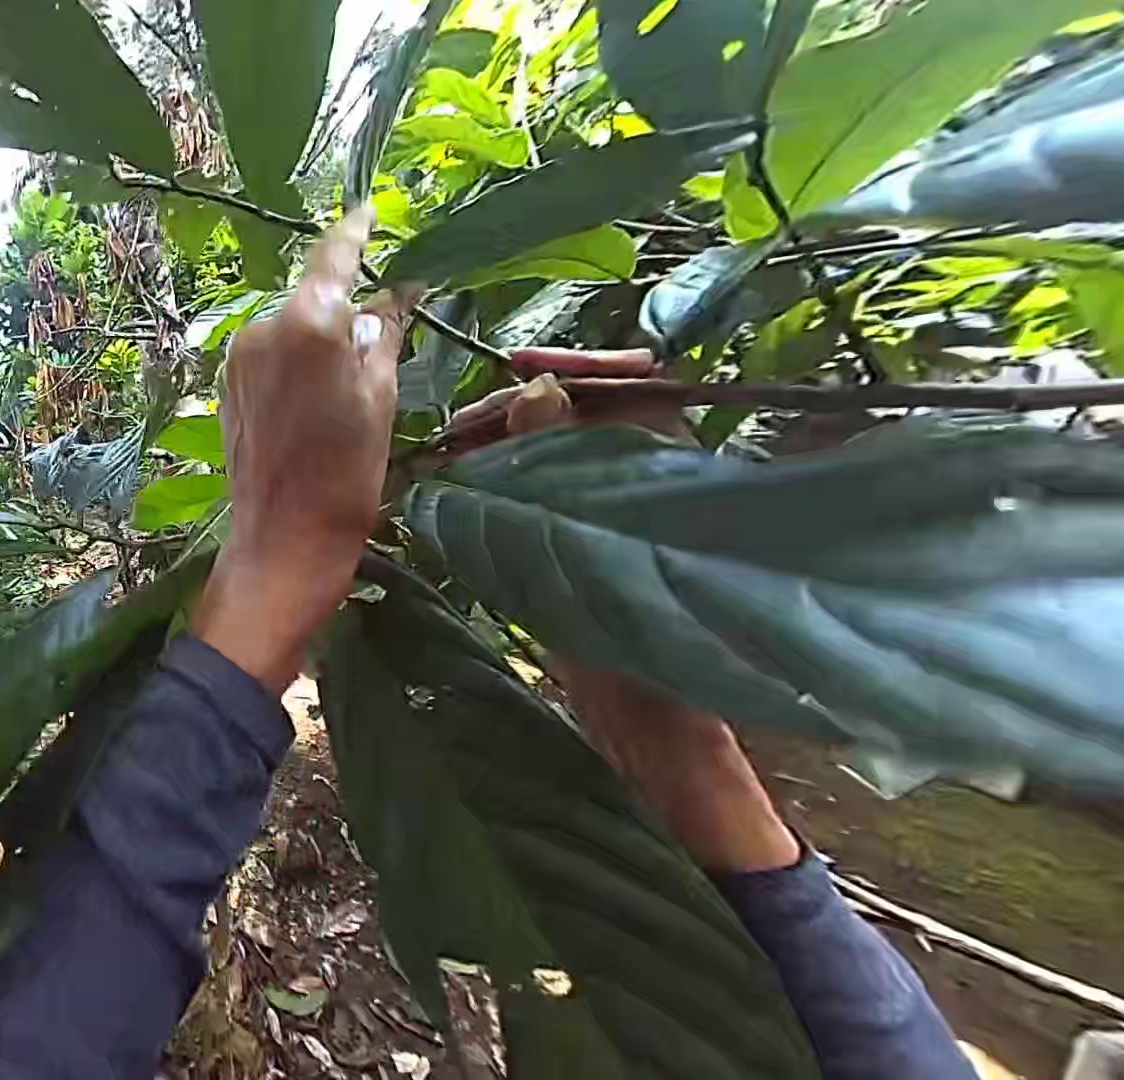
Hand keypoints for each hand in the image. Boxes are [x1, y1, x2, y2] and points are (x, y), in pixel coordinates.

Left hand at [190, 206, 417, 693]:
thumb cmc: (347, 475)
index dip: (357, 230)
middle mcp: (260, 330)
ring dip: (317, 337)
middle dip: (343, 305)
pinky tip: (310, 400)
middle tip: (377, 334)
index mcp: (306, 324)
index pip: (335, 255)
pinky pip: (269, 354)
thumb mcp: (380, 399)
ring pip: (288, 327)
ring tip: (342, 386)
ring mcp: (236, 359)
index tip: (371, 208)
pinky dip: (293, 360)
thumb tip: (396, 291)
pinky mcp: (226, 386)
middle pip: (311, 296)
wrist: (284, 539)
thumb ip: (384, 334)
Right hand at [458, 347, 798, 872]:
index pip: (631, 382)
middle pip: (580, 407)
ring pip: (552, 442)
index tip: (512, 370)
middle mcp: (646, 472)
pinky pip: (536, 479)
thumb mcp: (602, 565)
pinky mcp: (580, 529)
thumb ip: (571, 476)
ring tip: (446, 455)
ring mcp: (610, 501)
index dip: (574, 364)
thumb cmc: (646, 656)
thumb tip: (537, 391)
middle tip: (454, 433)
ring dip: (498, 440)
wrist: (649, 726)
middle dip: (514, 407)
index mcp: (676, 471)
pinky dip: (497, 473)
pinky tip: (459, 484)